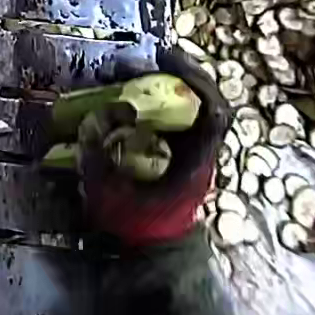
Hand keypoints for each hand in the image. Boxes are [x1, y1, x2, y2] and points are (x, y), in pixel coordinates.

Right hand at [78, 48, 231, 246]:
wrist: (151, 257)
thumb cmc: (135, 224)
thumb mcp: (110, 186)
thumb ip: (100, 148)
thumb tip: (107, 111)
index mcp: (196, 159)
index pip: (213, 109)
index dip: (193, 78)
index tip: (163, 57)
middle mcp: (200, 152)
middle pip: (197, 102)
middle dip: (165, 76)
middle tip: (127, 65)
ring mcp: (190, 155)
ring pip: (183, 109)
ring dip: (156, 88)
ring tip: (120, 77)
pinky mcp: (175, 158)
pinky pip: (169, 121)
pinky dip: (149, 104)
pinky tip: (121, 102)